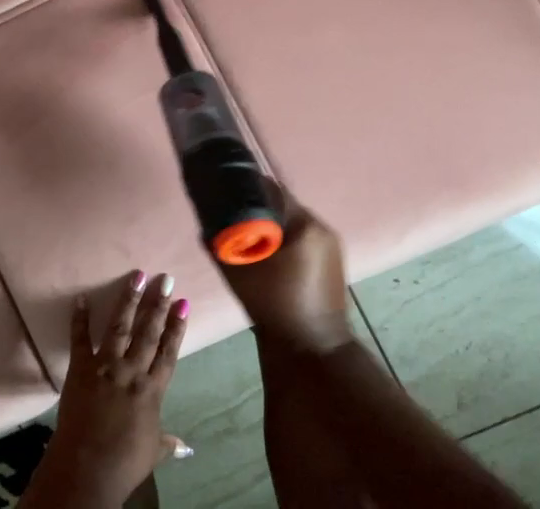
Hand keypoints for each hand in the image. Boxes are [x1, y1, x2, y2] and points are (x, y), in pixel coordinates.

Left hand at [21, 270, 190, 508]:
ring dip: (128, 300)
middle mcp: (132, 371)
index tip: (184, 303)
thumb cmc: (125, 462)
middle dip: (157, 304)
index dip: (177, 327)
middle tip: (165, 278)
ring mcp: (106, 366)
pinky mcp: (81, 368)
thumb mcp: (152, 451)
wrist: (89, 466)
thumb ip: (166, 442)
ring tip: (137, 276)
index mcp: (152, 390)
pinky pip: (79, 338)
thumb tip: (185, 447)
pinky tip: (82, 298)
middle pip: (148, 332)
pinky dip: (80, 318)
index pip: (168, 352)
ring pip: (120, 327)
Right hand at [217, 184, 355, 352]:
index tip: (225, 196)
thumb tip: (206, 223)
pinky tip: (269, 260)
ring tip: (249, 243)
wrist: (312, 350)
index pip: (271, 189)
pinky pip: (303, 240)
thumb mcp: (237, 271)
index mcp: (305, 224)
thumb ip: (219, 242)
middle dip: (258, 211)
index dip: (245, 190)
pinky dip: (285, 242)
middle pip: (283, 206)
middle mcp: (323, 228)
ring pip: (293, 224)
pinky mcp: (333, 264)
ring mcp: (332, 247)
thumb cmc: (275, 305)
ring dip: (272, 228)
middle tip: (233, 223)